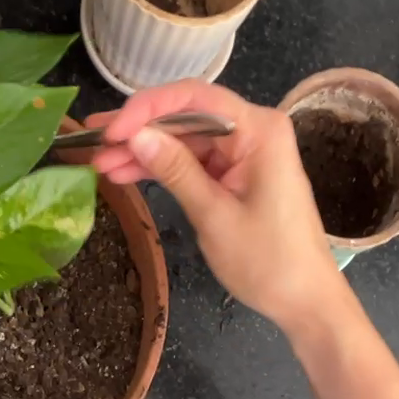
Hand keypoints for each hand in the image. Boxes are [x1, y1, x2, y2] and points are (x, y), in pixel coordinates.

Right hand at [86, 80, 351, 330]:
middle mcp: (253, 131)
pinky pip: (195, 164)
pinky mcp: (237, 177)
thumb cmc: (268, 262)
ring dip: (145, 153)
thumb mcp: (214, 216)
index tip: (111, 130)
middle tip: (93, 142)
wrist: (304, 299)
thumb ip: (176, 172)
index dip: (147, 109)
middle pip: (186, 118)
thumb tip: (136, 136)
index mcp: (258, 130)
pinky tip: (129, 174)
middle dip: (139, 131)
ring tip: (101, 164)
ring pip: (185, 143)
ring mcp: (245, 155)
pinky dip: (164, 171)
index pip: (194, 100)